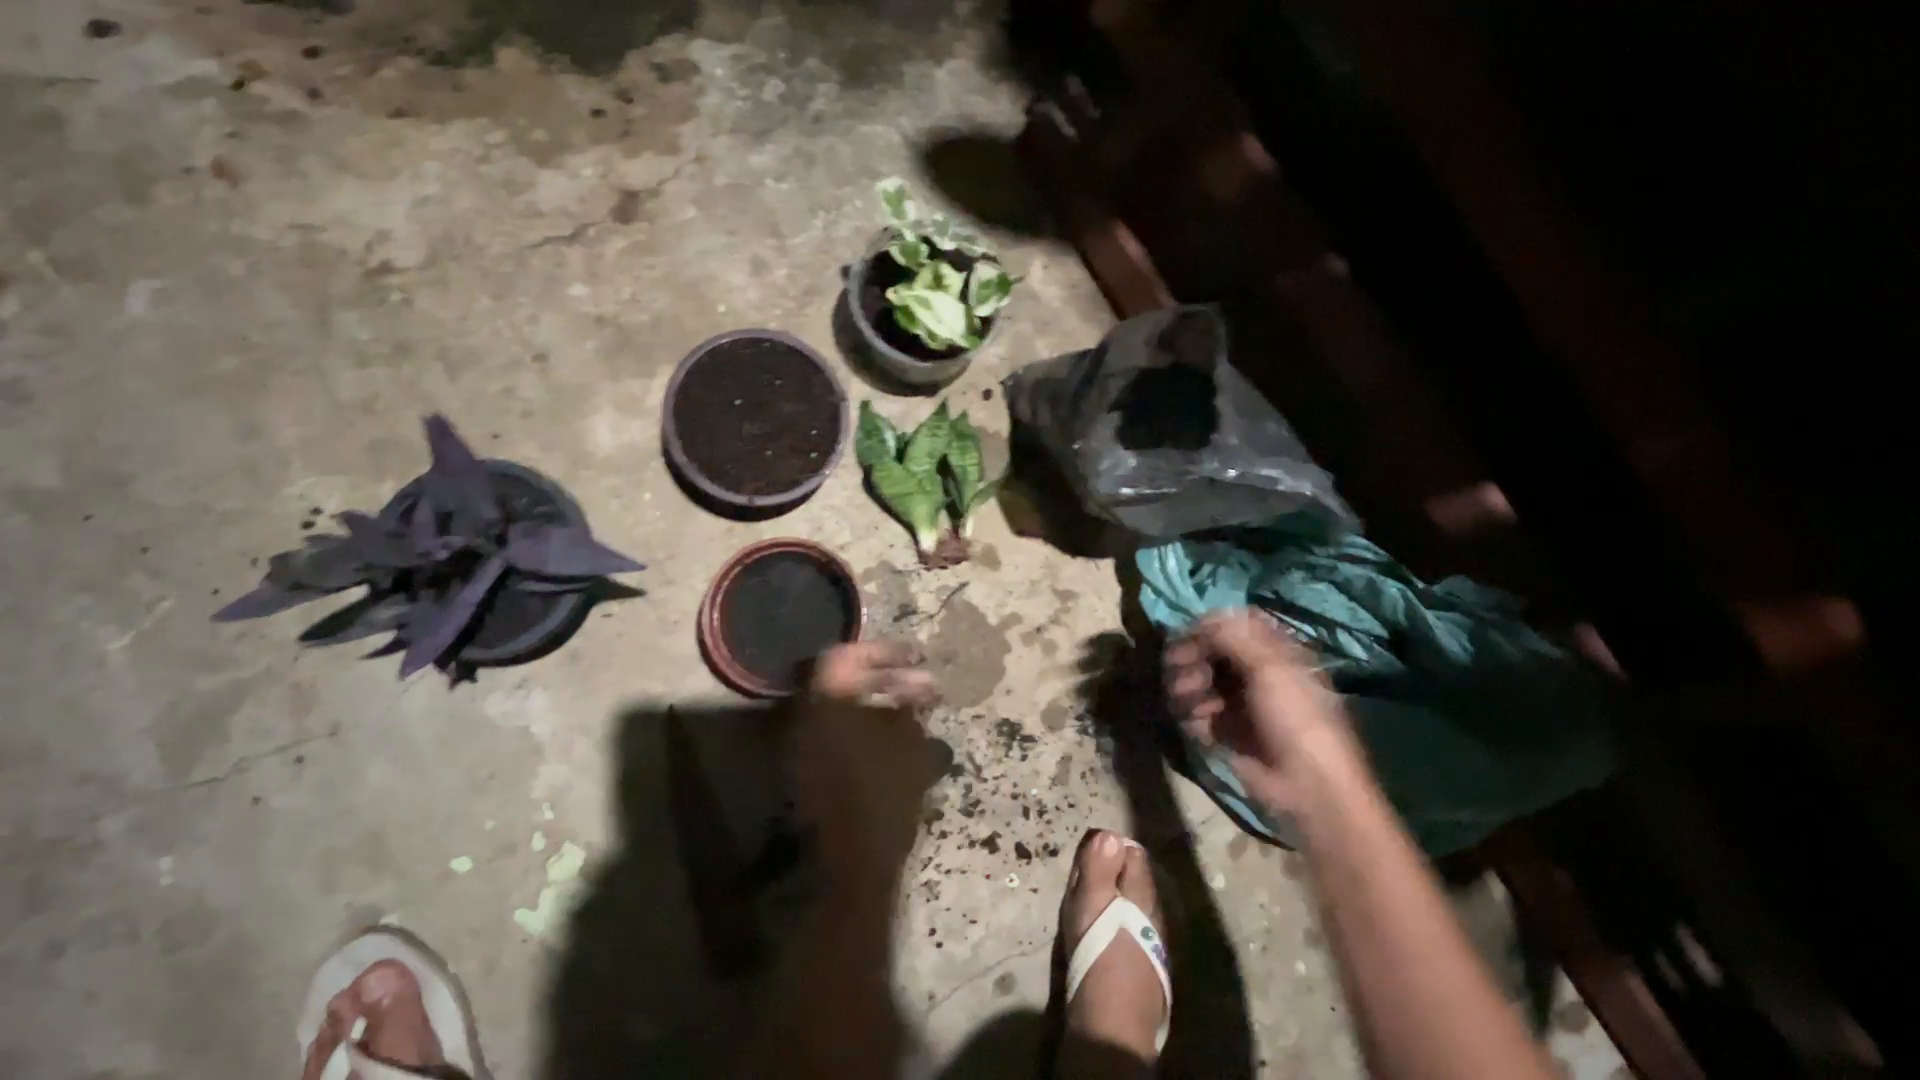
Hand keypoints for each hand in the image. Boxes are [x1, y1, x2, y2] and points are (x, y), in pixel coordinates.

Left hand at [793, 642, 939, 885]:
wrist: (856, 865)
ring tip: (921, 713)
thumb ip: (910, 705)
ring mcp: (805, 746)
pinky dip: (870, 728)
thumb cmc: (886, 796)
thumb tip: (918, 685)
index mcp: (825, 704)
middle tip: (928, 686)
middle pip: (844, 681)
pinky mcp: (812, 771)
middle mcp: (806, 718)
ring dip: (881, 704)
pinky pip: (841, 733)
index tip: (918, 657)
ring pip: (844, 709)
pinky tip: (903, 740)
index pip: (845, 655)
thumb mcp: (910, 744)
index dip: (883, 650)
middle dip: (889, 678)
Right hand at [1164, 611, 1363, 814]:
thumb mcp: (1269, 669)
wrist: (1308, 786)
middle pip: (1214, 654)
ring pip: (1203, 684)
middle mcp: (1258, 675)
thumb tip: (1204, 618)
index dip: (1208, 627)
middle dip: (1192, 658)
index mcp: (1276, 654)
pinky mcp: (1229, 734)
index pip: (1236, 627)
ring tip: (1185, 703)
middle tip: (1176, 668)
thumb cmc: (1296, 719)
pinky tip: (1193, 725)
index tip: (1185, 635)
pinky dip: (1192, 717)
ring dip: (1188, 688)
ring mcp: (1242, 705)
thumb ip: (1233, 637)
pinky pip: (1200, 716)